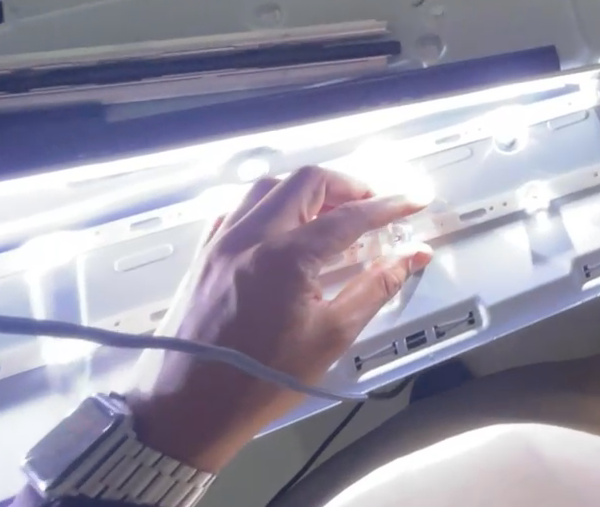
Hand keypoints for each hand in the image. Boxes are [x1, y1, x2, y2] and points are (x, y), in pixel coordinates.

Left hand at [128, 166, 430, 472]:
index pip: (351, 215)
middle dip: (350, 186)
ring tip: (334, 212)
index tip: (416, 200)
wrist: (182, 417)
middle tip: (374, 205)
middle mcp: (250, 240)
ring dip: (310, 191)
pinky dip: (271, 205)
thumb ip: (379, 285)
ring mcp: (221, 246)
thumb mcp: (333, 335)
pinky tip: (287, 226)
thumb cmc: (262, 380)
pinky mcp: (203, 258)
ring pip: (270, 188)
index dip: (391, 204)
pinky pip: (238, 210)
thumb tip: (415, 254)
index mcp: (286, 257)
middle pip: (308, 182)